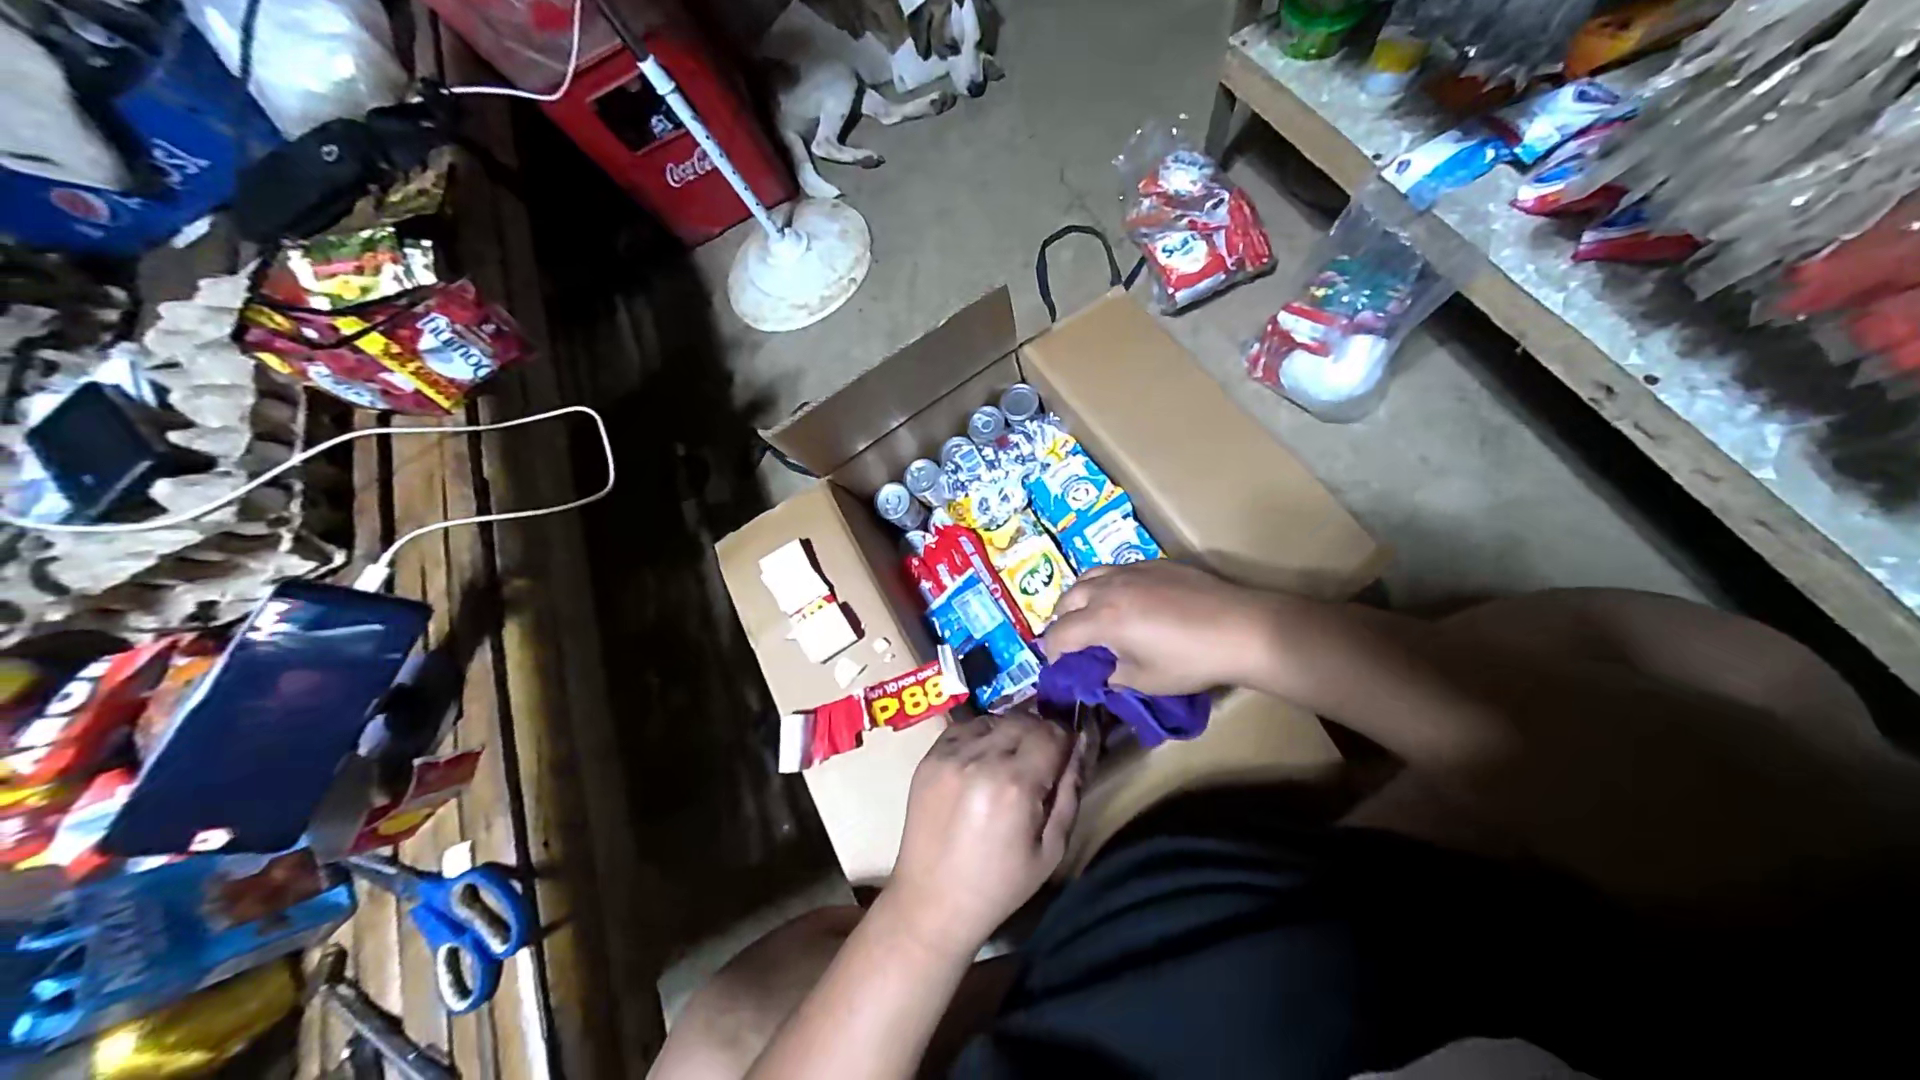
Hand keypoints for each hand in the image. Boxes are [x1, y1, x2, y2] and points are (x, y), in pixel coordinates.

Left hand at [885, 714, 1090, 958]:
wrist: (932, 902)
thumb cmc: (1000, 884)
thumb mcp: (1052, 849)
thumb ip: (1070, 790)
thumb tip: (1082, 743)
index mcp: (1014, 784)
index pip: (1051, 732)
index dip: (1065, 741)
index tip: (1066, 757)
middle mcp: (980, 760)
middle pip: (1023, 721)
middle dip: (1040, 735)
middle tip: (1042, 762)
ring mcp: (949, 755)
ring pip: (994, 719)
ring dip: (1010, 733)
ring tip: (1010, 762)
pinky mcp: (928, 758)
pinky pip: (964, 727)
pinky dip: (981, 735)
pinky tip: (983, 760)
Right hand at [1043, 562, 1279, 694]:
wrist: (1242, 628)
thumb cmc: (1192, 661)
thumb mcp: (1145, 682)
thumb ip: (1113, 676)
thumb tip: (1103, 673)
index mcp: (1102, 620)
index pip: (1059, 634)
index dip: (1053, 652)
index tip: (1059, 665)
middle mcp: (1109, 589)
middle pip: (1067, 599)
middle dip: (1062, 621)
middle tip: (1072, 641)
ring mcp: (1131, 571)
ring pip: (1088, 577)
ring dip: (1080, 598)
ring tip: (1090, 614)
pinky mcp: (1154, 563)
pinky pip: (1115, 570)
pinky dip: (1106, 585)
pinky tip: (1124, 600)